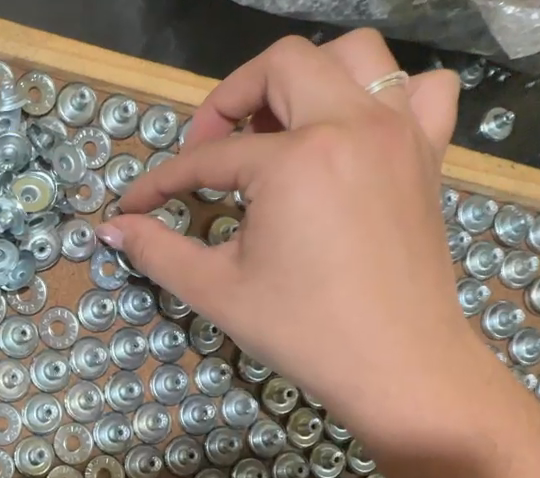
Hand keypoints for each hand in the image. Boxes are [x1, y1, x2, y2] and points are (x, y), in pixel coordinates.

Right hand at [103, 30, 474, 430]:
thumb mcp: (213, 289)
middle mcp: (350, 124)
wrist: (394, 359)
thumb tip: (112, 228)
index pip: (207, 156)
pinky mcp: (428, 151)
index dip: (160, 182)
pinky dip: (382, 96)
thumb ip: (156, 250)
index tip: (133, 207)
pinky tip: (348, 137)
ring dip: (303, 81)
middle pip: (281, 65)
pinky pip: (419, 88)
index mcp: (294, 160)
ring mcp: (399, 131)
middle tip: (206, 153)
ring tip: (274, 133)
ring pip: (353, 56)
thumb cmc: (298, 328)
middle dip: (229, 102)